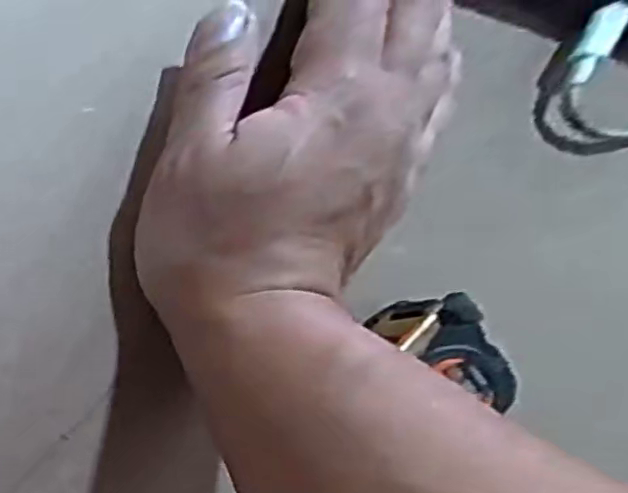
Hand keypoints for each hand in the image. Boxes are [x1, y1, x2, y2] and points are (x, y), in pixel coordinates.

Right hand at [135, 0, 458, 336]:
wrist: (257, 326)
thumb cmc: (209, 248)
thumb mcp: (186, 163)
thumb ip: (210, 81)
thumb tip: (229, 14)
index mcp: (337, 87)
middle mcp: (390, 101)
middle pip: (414, 4)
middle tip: (336, 3)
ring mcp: (405, 143)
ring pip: (439, 41)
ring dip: (415, 11)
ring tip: (381, 10)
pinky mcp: (402, 180)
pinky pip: (441, 94)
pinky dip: (433, 59)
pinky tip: (415, 61)